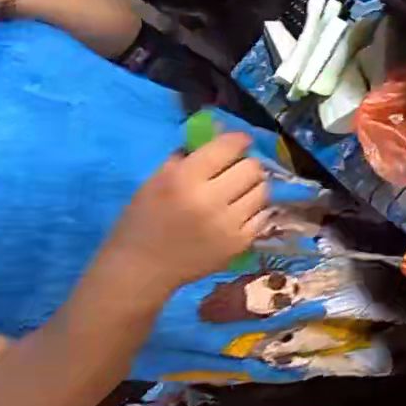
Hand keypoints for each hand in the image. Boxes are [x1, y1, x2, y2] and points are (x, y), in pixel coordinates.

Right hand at [101, 132, 269, 290]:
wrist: (142, 269)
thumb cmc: (144, 220)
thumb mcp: (157, 179)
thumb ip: (188, 156)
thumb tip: (219, 135)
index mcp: (185, 179)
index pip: (229, 147)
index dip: (238, 140)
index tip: (238, 142)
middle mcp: (211, 200)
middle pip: (252, 168)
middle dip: (246, 164)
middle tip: (237, 169)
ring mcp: (229, 225)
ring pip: (263, 191)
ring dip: (254, 186)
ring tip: (240, 190)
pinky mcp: (240, 244)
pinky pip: (263, 216)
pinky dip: (255, 210)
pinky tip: (241, 211)